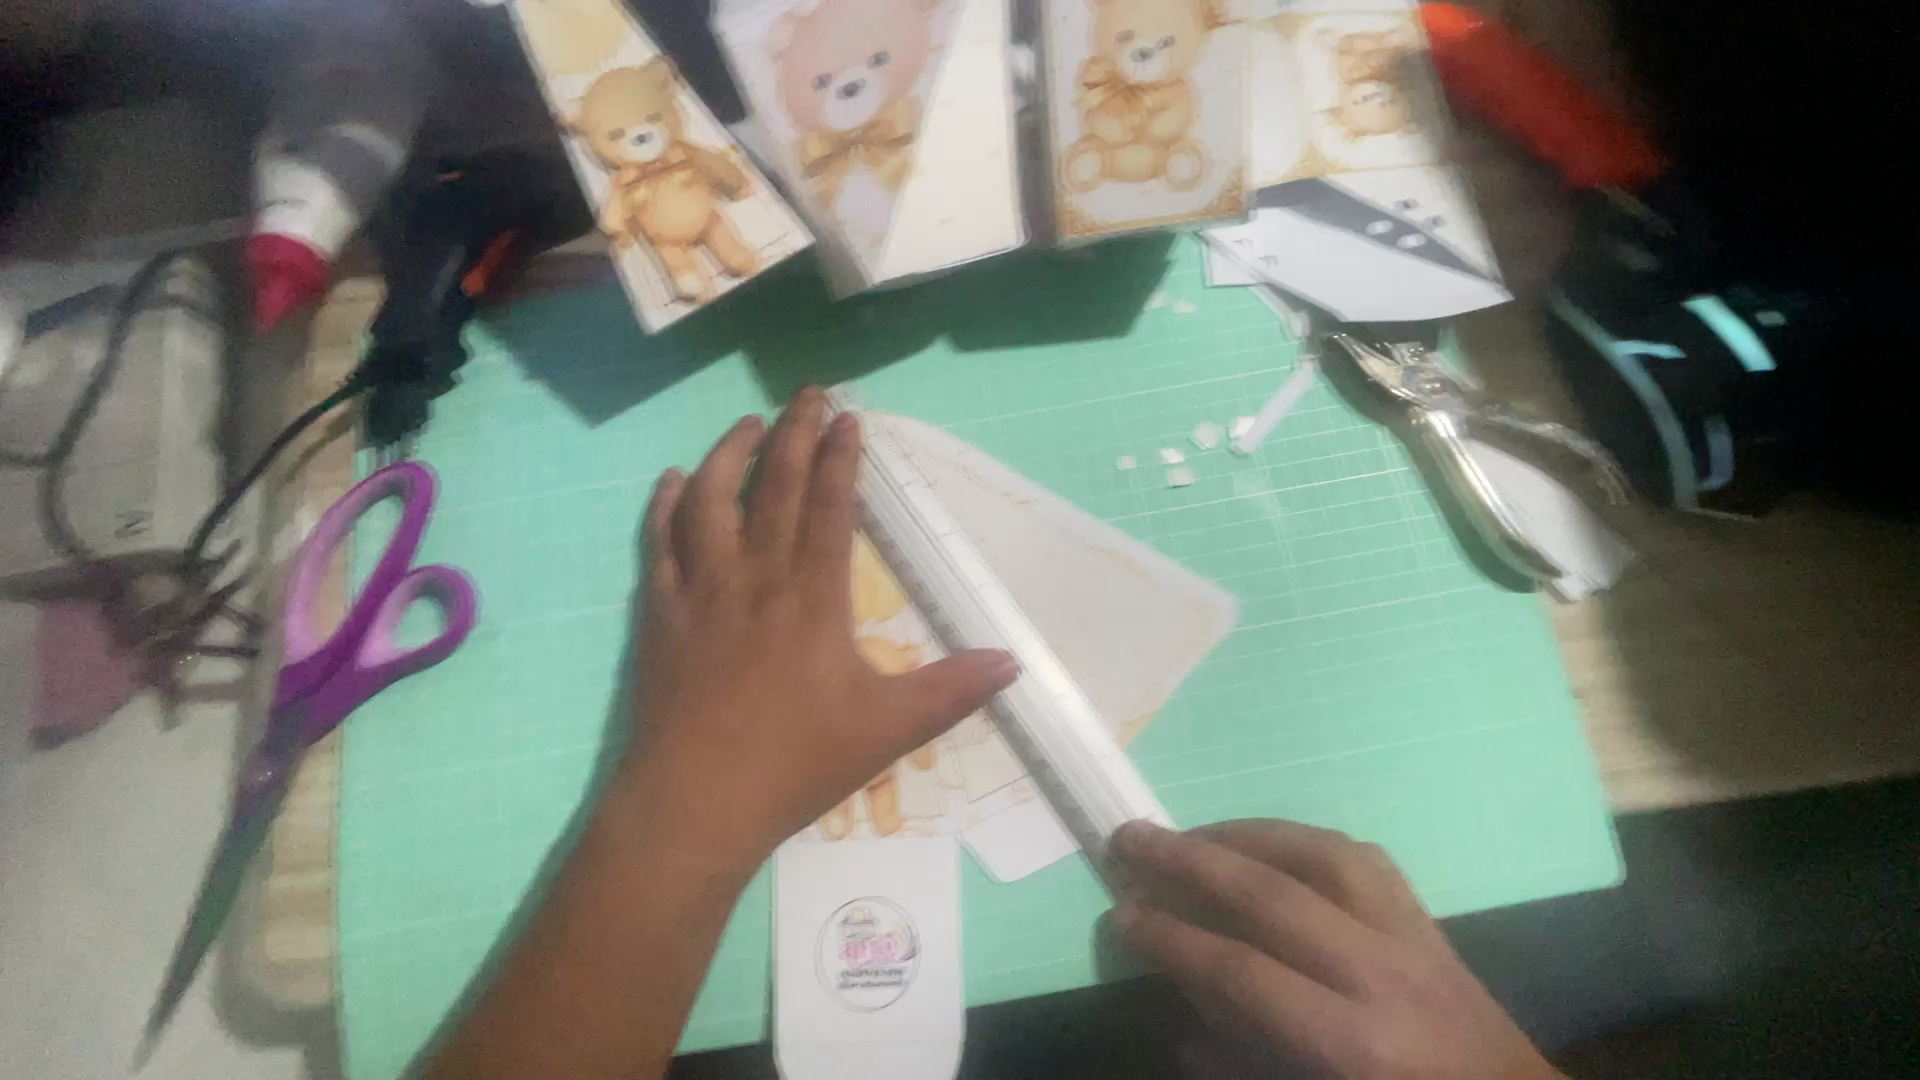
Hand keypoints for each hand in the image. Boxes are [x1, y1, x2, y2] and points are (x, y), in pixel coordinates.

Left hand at [623, 388, 1018, 862]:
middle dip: (791, 434)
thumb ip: (951, 690)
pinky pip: (659, 545)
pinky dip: (665, 507)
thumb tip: (1013, 664)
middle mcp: (755, 578)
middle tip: (804, 393)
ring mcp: (701, 592)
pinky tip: (672, 483)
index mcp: (812, 597)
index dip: (839, 458)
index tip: (847, 416)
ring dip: (727, 455)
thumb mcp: (888, 729)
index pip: (828, 507)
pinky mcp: (661, 615)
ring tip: (745, 423)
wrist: (695, 804)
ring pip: (709, 502)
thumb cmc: (795, 762)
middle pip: (771, 488)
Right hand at [1110, 820, 1563, 1079]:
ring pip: (1318, 855)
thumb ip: (1244, 1064)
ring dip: (1242, 834)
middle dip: (1187, 861)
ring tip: (1191, 832)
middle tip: (1130, 837)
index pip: (1239, 972)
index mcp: (1356, 1044)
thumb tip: (1183, 1026)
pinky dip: (1301, 838)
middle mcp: (1383, 976)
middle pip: (1268, 895)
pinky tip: (1266, 841)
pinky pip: (1359, 857)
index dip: (1170, 940)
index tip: (1121, 915)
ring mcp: (1413, 938)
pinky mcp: (1429, 922)